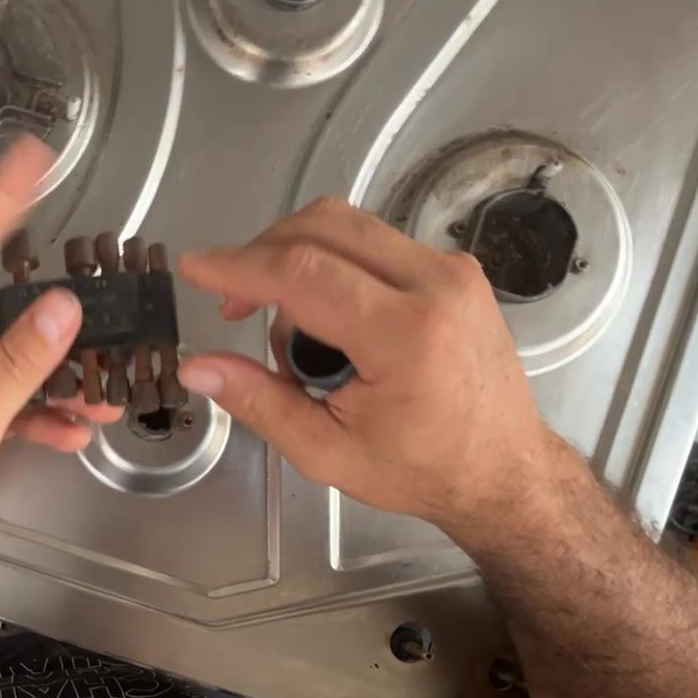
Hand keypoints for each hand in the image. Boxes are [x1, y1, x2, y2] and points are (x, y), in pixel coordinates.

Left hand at [0, 138, 120, 584]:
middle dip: (50, 307)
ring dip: (56, 370)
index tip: (32, 160)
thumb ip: (15, 367)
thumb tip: (61, 310)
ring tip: (102, 385)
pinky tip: (72, 427)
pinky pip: (8, 390)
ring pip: (10, 350)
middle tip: (98, 289)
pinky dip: (40, 407)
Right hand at [176, 198, 562, 535]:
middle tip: (232, 306)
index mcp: (404, 334)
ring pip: (346, 228)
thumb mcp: (324, 450)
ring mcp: (449, 269)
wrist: (502, 469)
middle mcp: (434, 283)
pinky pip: (370, 244)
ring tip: (282, 332)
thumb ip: (257, 401)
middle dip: (260, 255)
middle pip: (323, 227)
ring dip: (293, 262)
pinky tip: (320, 322)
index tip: (195, 269)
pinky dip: (328, 268)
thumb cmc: (418, 470)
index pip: (302, 272)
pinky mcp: (451, 270)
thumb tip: (198, 368)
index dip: (237, 267)